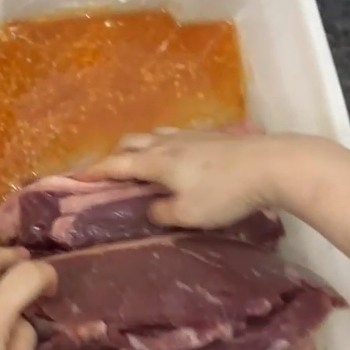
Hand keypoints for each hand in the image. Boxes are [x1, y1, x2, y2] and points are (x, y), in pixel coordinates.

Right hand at [85, 128, 332, 227]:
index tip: (76, 176)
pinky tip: (178, 155)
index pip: (115, 165)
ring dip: (141, 147)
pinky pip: (176, 136)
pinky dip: (165, 145)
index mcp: (155, 163)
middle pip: (131, 143)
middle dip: (115, 155)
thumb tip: (151, 209)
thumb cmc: (225, 193)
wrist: (273, 165)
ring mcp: (190, 136)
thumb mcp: (189, 214)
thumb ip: (163, 213)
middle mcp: (167, 144)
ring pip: (154, 136)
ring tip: (142, 161)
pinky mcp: (212, 135)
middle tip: (110, 171)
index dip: (94, 171)